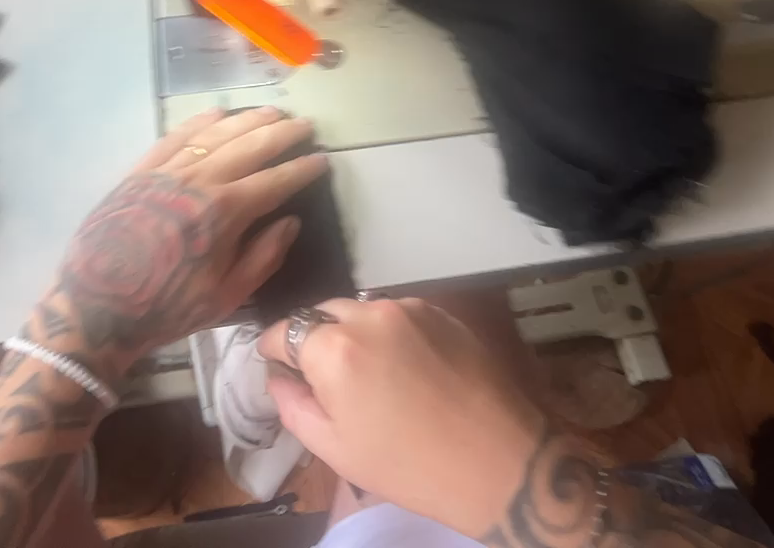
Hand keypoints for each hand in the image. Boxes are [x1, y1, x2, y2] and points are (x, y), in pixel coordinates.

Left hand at [25, 107, 326, 384]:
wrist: (97, 308)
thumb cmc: (168, 307)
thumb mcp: (227, 295)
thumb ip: (264, 255)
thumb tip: (291, 221)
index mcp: (226, 211)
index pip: (276, 181)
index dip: (303, 170)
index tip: (323, 159)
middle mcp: (201, 180)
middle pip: (251, 145)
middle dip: (283, 133)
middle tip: (305, 124)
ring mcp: (169, 170)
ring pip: (216, 133)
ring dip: (248, 120)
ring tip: (271, 112)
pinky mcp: (142, 170)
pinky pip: (176, 136)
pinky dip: (199, 121)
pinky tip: (217, 113)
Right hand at [259, 298, 546, 538]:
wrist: (498, 458)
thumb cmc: (410, 465)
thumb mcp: (337, 450)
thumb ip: (295, 406)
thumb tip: (278, 377)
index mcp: (334, 349)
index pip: (285, 330)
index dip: (275, 348)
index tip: (277, 364)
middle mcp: (366, 314)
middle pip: (321, 313)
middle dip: (314, 338)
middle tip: (326, 377)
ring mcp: (404, 307)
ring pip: (359, 310)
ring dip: (352, 332)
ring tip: (370, 374)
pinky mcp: (436, 309)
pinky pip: (394, 312)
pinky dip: (387, 331)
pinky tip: (404, 367)